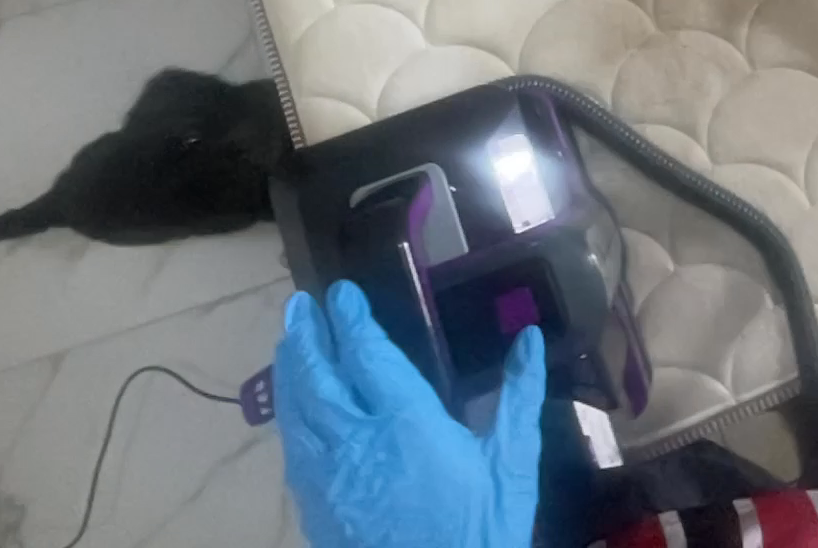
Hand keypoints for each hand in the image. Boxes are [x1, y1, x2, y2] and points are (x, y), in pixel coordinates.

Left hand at [275, 281, 545, 547]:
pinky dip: (291, 416)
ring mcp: (331, 480)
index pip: (368, 356)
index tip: (340, 293)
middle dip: (308, 338)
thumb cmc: (481, 530)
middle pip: (319, 380)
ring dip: (291, 372)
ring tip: (288, 342)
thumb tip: (529, 337)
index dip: (352, 321)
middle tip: (298, 306)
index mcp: (408, 423)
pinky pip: (295, 450)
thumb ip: (519, 396)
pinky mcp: (318, 510)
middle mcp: (359, 443)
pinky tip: (294, 408)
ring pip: (299, 414)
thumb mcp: (512, 462)